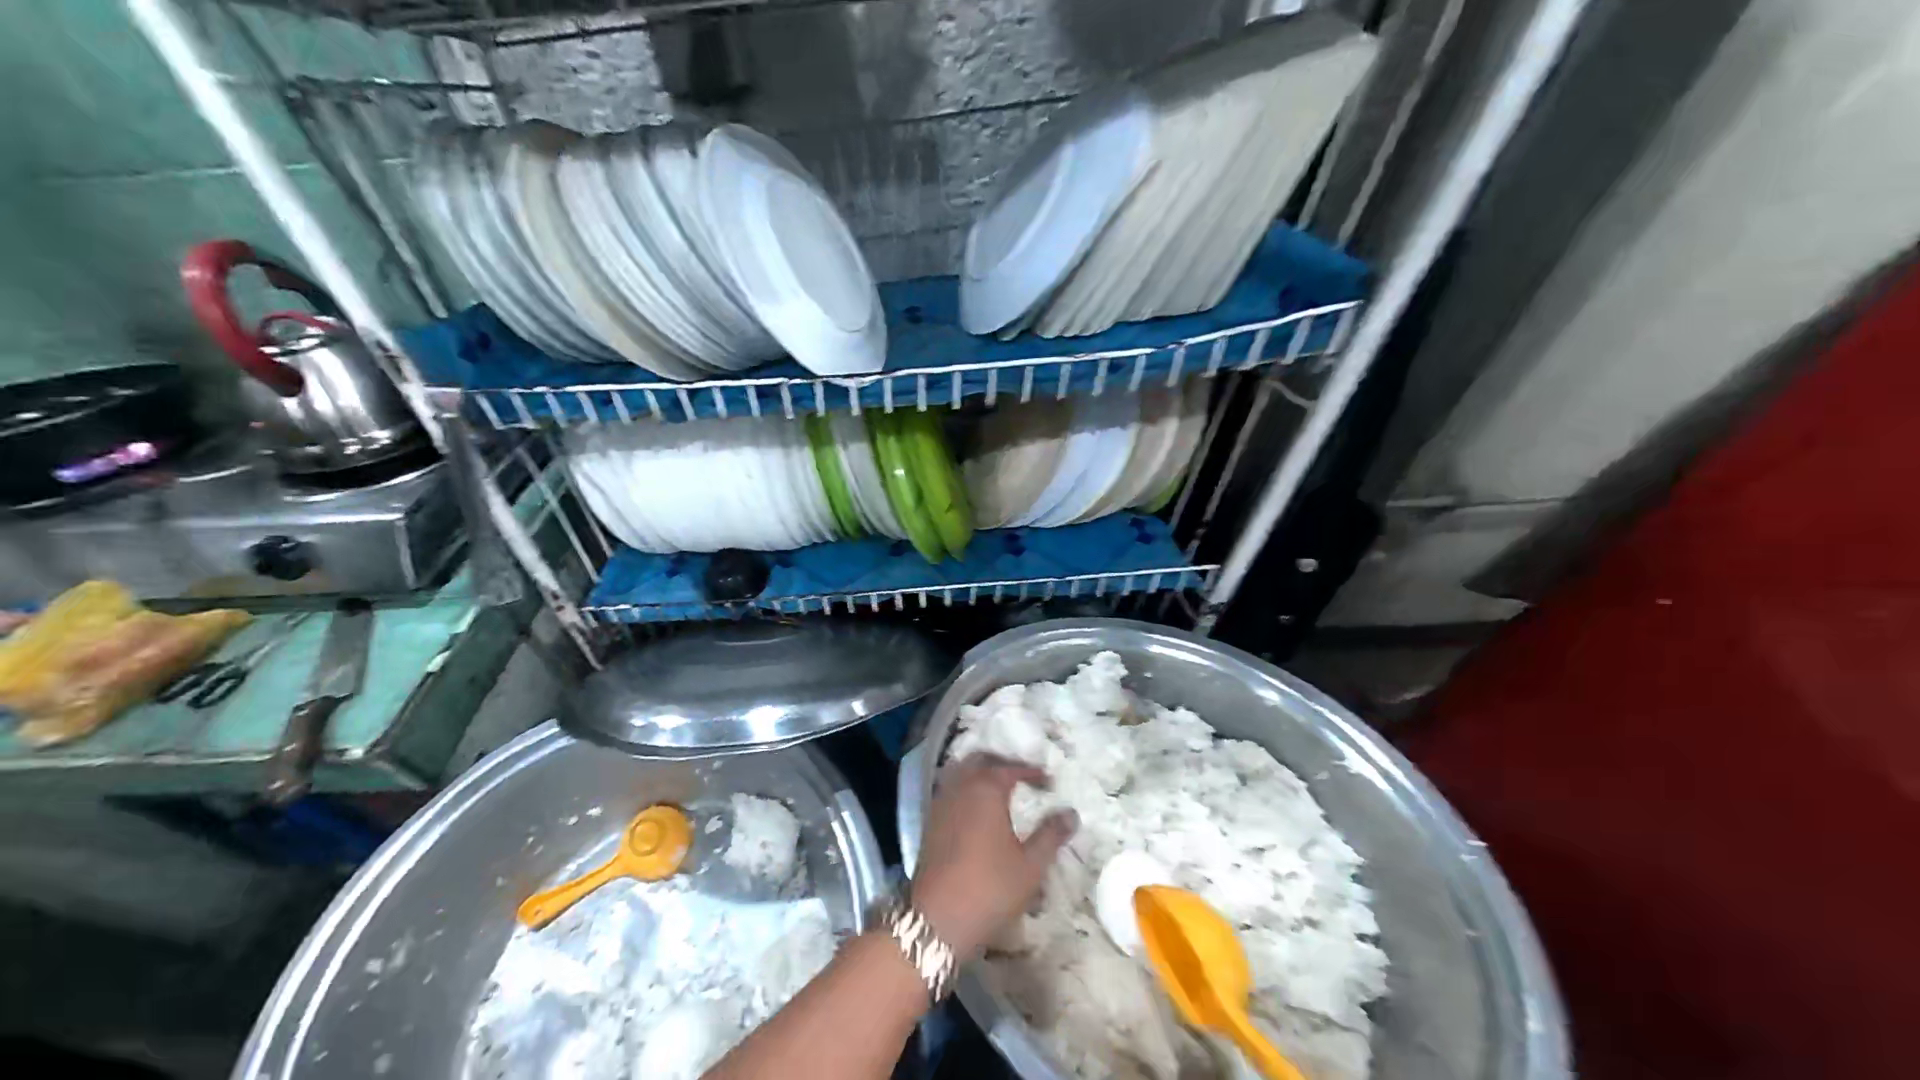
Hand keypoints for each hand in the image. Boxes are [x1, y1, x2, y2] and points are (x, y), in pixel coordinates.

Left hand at [910, 754, 1077, 959]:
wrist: (938, 919)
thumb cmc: (990, 888)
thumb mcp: (1030, 864)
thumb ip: (1051, 834)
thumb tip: (1071, 813)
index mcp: (985, 789)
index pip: (1010, 768)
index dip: (1031, 772)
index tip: (1048, 781)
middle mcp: (959, 788)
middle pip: (979, 760)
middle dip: (1001, 763)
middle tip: (1022, 776)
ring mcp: (940, 804)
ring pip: (960, 773)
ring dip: (980, 774)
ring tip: (1000, 790)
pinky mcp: (929, 823)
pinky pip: (949, 792)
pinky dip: (965, 790)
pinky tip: (978, 811)